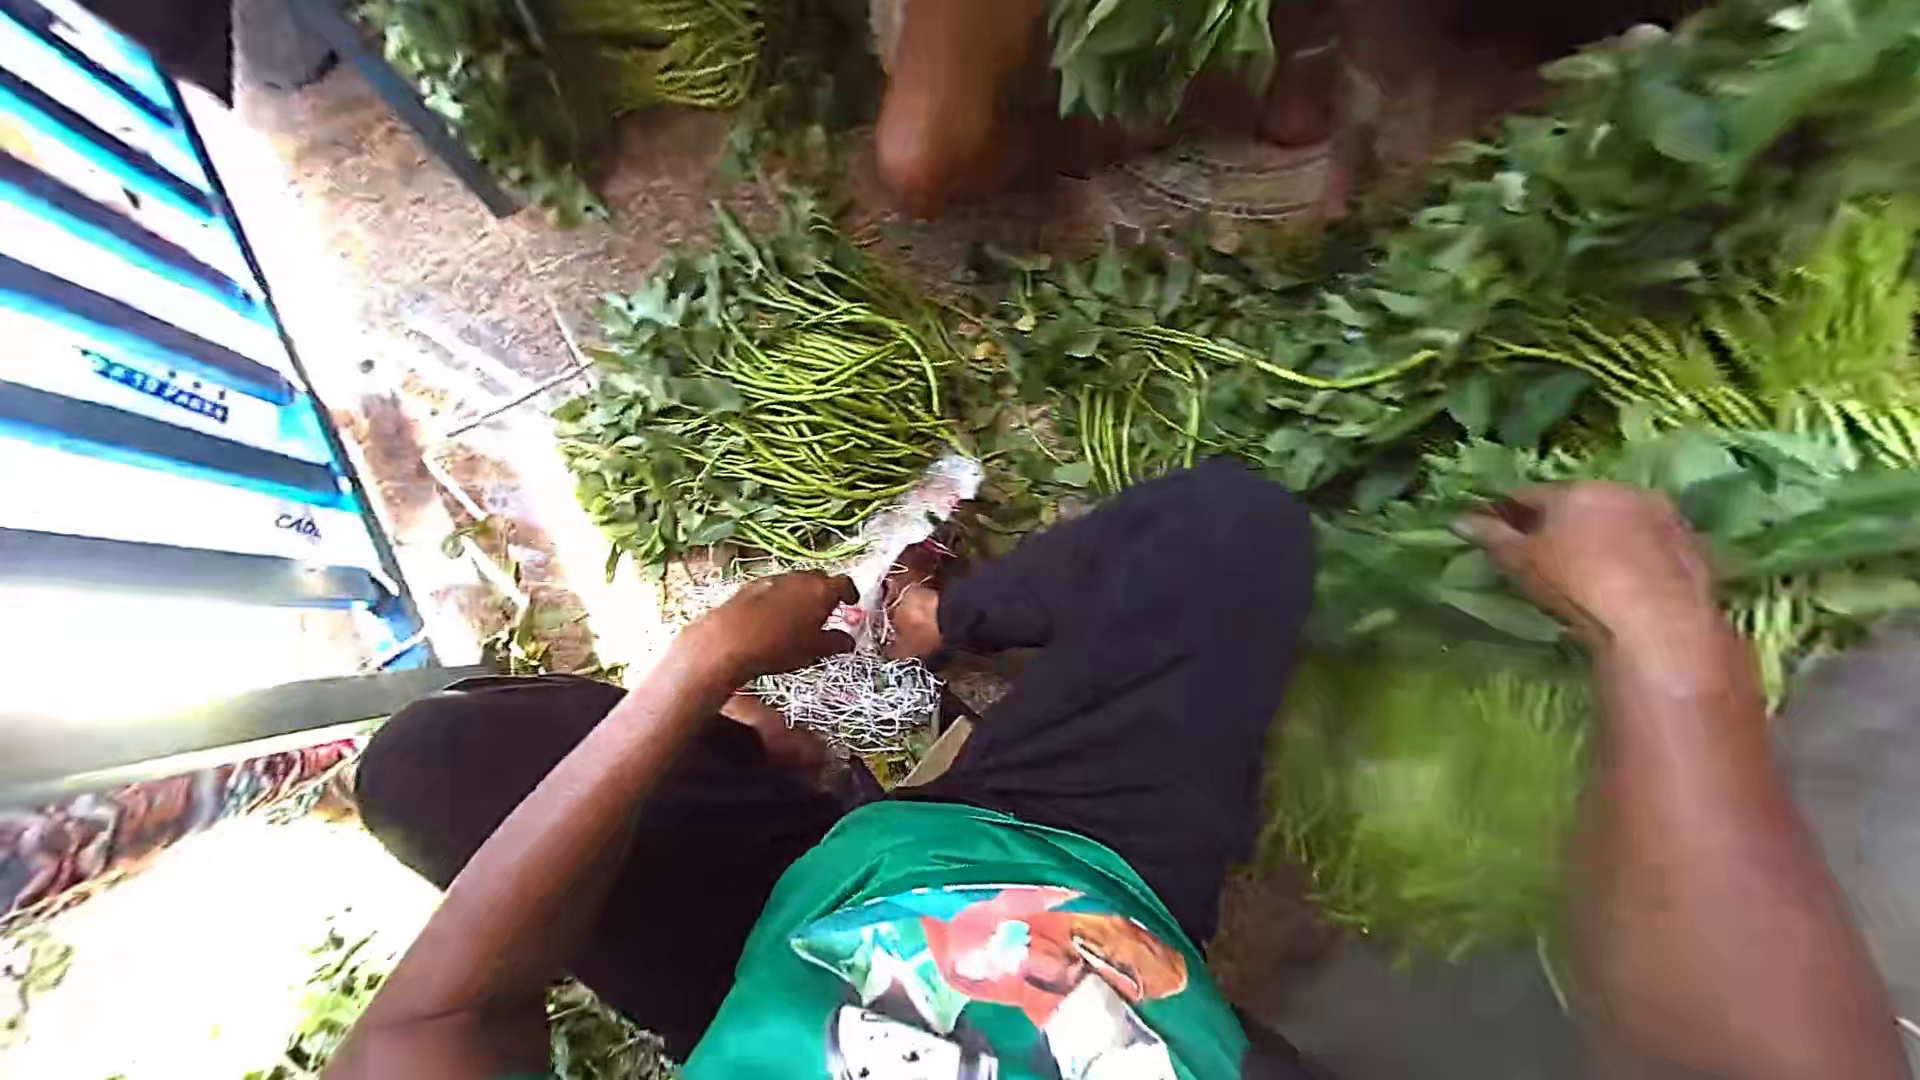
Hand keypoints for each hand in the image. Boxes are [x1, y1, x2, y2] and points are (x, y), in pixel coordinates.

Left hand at [681, 572, 856, 684]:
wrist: (729, 641)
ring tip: (799, 617)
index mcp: (822, 590)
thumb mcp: (814, 650)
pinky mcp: (752, 585)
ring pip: (796, 582)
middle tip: (826, 611)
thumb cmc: (779, 646)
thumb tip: (848, 641)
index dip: (850, 593)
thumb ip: (836, 643)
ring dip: (802, 594)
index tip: (851, 602)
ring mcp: (775, 578)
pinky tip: (773, 618)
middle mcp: (800, 578)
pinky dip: (780, 598)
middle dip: (826, 592)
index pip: (845, 583)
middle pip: (820, 578)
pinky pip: (775, 587)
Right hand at [1458, 482, 1719, 652]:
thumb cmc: (1573, 583)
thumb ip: (1487, 534)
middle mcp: (1623, 492)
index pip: (1523, 494)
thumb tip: (1458, 520)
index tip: (1487, 529)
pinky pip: (1642, 538)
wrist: (1657, 623)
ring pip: (1610, 518)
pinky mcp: (1693, 544)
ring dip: (1589, 532)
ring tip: (1571, 562)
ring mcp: (1664, 516)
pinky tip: (1611, 575)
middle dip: (1548, 520)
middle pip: (1572, 502)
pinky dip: (1623, 549)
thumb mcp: (1516, 559)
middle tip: (1528, 547)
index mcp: (1576, 491)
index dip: (1500, 511)